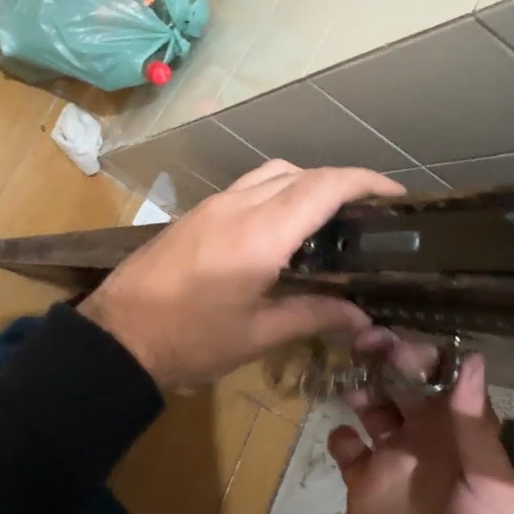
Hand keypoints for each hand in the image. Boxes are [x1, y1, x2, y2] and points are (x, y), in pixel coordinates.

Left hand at [78, 160, 403, 387]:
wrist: (118, 336)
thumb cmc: (190, 340)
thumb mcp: (258, 334)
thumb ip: (313, 314)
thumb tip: (361, 315)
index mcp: (260, 234)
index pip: (323, 187)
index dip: (365, 181)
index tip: (396, 195)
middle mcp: (238, 206)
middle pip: (300, 173)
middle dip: (341, 181)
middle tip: (371, 211)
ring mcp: (213, 205)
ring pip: (271, 173)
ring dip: (306, 181)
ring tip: (331, 215)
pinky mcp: (197, 213)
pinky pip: (248, 186)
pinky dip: (277, 191)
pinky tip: (285, 225)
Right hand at [329, 349, 513, 513]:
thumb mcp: (496, 486)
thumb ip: (474, 424)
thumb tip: (474, 357)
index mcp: (464, 431)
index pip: (440, 377)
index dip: (421, 354)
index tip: (399, 341)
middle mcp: (426, 436)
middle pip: (401, 383)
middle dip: (383, 357)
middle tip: (363, 339)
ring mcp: (393, 461)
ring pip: (371, 407)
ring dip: (360, 387)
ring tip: (350, 380)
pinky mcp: (366, 488)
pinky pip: (346, 449)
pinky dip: (339, 435)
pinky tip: (344, 437)